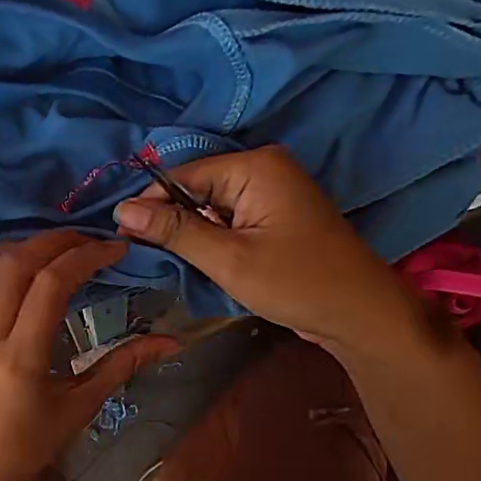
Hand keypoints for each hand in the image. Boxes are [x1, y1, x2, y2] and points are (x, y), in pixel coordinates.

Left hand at [0, 231, 176, 480]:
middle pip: (15, 262)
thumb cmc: (29, 446)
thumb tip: (172, 341)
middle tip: (88, 242)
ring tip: (54, 252)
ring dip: (22, 247)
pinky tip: (20, 270)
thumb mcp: (80, 407)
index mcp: (19, 358)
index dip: (85, 256)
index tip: (114, 250)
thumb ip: (122, 365)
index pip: (50, 283)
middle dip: (56, 241)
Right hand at [112, 146, 433, 362]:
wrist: (357, 313)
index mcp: (255, 166)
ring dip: (190, 233)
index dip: (150, 204)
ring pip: (209, 206)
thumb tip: (122, 210)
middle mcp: (263, 168)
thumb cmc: (295, 283)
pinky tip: (200, 261)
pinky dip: (211, 239)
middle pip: (196, 188)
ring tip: (171, 262)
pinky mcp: (273, 215)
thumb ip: (174, 231)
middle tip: (144, 255)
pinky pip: (228, 218)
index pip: (183, 175)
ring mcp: (271, 191)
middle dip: (170, 220)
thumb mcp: (228, 259)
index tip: (123, 237)